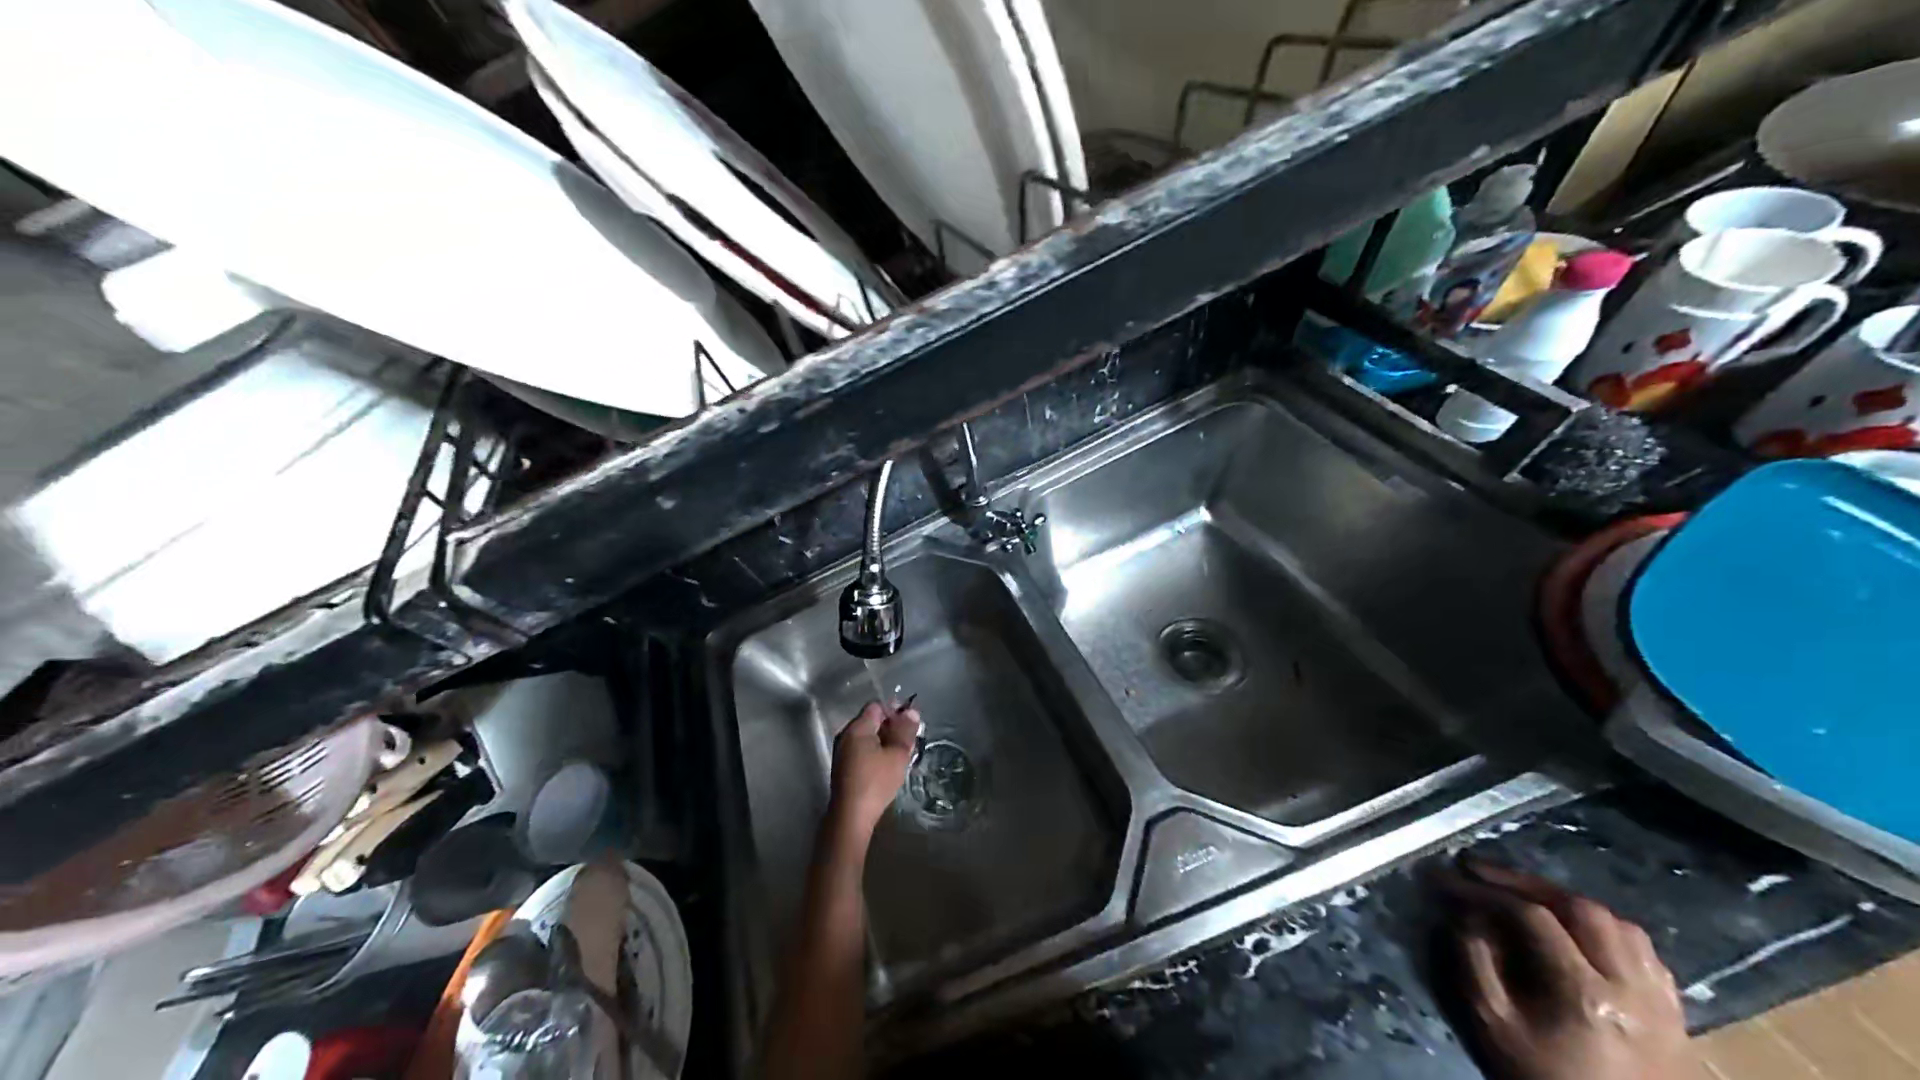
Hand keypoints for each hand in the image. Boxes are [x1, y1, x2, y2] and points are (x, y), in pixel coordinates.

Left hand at [828, 702, 919, 837]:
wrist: (851, 816)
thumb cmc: (876, 781)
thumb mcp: (897, 754)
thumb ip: (905, 731)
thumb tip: (911, 711)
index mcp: (857, 728)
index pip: (877, 706)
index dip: (895, 710)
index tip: (911, 722)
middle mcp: (846, 736)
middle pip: (871, 721)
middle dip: (892, 726)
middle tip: (911, 739)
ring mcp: (842, 753)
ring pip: (868, 737)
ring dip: (885, 741)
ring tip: (903, 753)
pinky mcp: (843, 768)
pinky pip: (862, 751)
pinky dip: (876, 753)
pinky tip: (888, 766)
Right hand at [1444, 857, 1691, 1079]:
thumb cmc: (1543, 1077)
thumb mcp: (1494, 1024)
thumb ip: (1475, 962)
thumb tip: (1465, 914)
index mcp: (1584, 992)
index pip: (1530, 915)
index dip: (1483, 890)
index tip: (1447, 878)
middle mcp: (1631, 986)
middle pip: (1580, 908)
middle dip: (1524, 882)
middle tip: (1482, 872)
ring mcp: (1660, 998)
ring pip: (1617, 922)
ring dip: (1565, 899)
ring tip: (1526, 895)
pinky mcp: (1674, 1011)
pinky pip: (1642, 950)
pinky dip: (1603, 927)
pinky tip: (1577, 929)